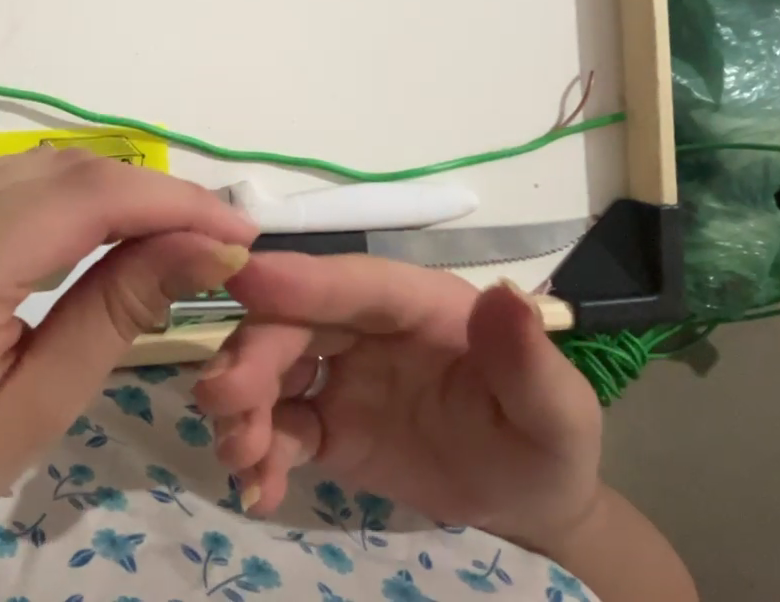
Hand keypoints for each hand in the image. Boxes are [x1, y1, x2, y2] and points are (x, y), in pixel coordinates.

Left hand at [0, 149, 256, 599]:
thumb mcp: (36, 410)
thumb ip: (119, 310)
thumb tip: (208, 247)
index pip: (80, 199)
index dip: (172, 202)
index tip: (240, 229)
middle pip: (58, 168)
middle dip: (148, 192)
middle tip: (214, 236)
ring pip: (29, 167)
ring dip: (108, 191)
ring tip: (169, 234)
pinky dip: (59, 199)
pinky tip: (97, 232)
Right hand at [192, 253, 602, 549]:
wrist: (520, 501)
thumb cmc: (545, 442)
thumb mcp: (557, 411)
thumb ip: (528, 360)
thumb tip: (503, 296)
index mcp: (414, 304)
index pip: (352, 283)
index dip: (300, 279)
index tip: (243, 279)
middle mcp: (364, 327)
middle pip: (292, 323)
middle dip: (251, 355)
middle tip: (221, 400)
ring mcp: (336, 374)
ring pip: (269, 368)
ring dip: (240, 403)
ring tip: (240, 456)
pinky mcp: (322, 423)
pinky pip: (277, 428)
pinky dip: (257, 453)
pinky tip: (259, 490)